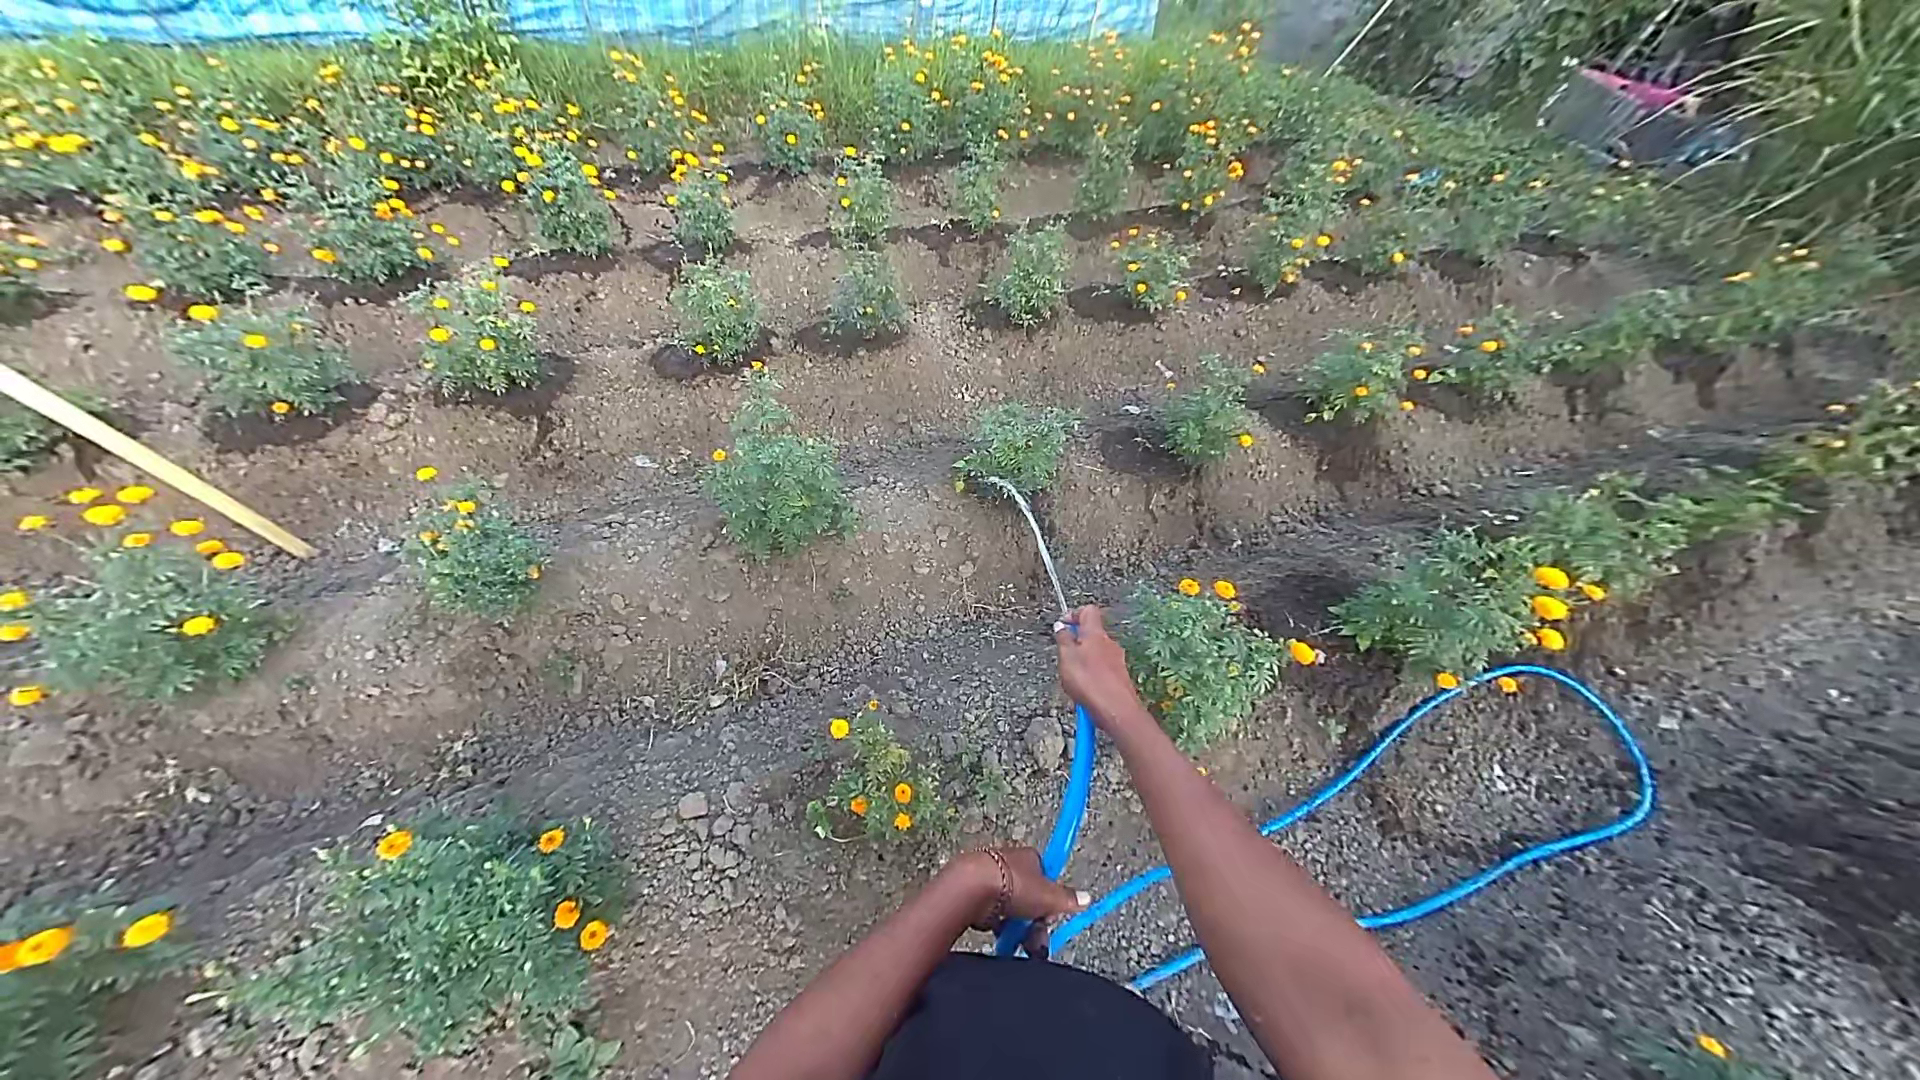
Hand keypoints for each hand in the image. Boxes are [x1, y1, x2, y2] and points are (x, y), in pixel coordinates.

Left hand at [949, 847, 1089, 957]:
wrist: (972, 886)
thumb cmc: (1012, 885)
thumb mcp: (1048, 896)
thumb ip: (1067, 900)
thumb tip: (1087, 898)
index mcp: (1029, 858)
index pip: (1046, 880)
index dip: (1050, 902)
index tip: (1049, 919)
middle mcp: (1012, 865)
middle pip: (1031, 899)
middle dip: (1035, 924)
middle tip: (1034, 942)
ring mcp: (994, 879)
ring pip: (1013, 911)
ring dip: (1018, 931)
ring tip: (1016, 944)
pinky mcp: (979, 894)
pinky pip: (996, 916)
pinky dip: (1000, 929)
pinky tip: (1001, 940)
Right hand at [1054, 605, 1145, 727]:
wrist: (1116, 710)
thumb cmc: (1090, 682)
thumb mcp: (1066, 657)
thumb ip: (1063, 639)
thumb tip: (1061, 626)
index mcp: (1096, 634)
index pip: (1088, 611)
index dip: (1073, 615)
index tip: (1062, 626)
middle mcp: (1109, 643)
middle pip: (1091, 634)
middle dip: (1075, 643)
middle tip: (1064, 657)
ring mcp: (1116, 660)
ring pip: (1095, 653)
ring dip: (1083, 661)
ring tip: (1072, 678)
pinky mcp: (1119, 677)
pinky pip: (1101, 671)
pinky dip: (1091, 677)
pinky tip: (1084, 691)